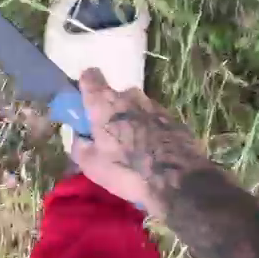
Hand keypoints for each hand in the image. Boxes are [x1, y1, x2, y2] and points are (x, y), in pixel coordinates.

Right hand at [69, 67, 213, 207]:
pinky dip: (150, 129)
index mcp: (105, 103)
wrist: (178, 181)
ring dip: (132, 120)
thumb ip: (79, 145)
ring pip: (136, 107)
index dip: (86, 87)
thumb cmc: (127, 170)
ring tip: (134, 147)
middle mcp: (129, 96)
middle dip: (110, 111)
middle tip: (109, 135)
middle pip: (114, 96)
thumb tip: (81, 136)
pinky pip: (154, 118)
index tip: (85, 104)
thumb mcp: (91, 166)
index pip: (90, 76)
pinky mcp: (173, 118)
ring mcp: (154, 104)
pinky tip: (152, 150)